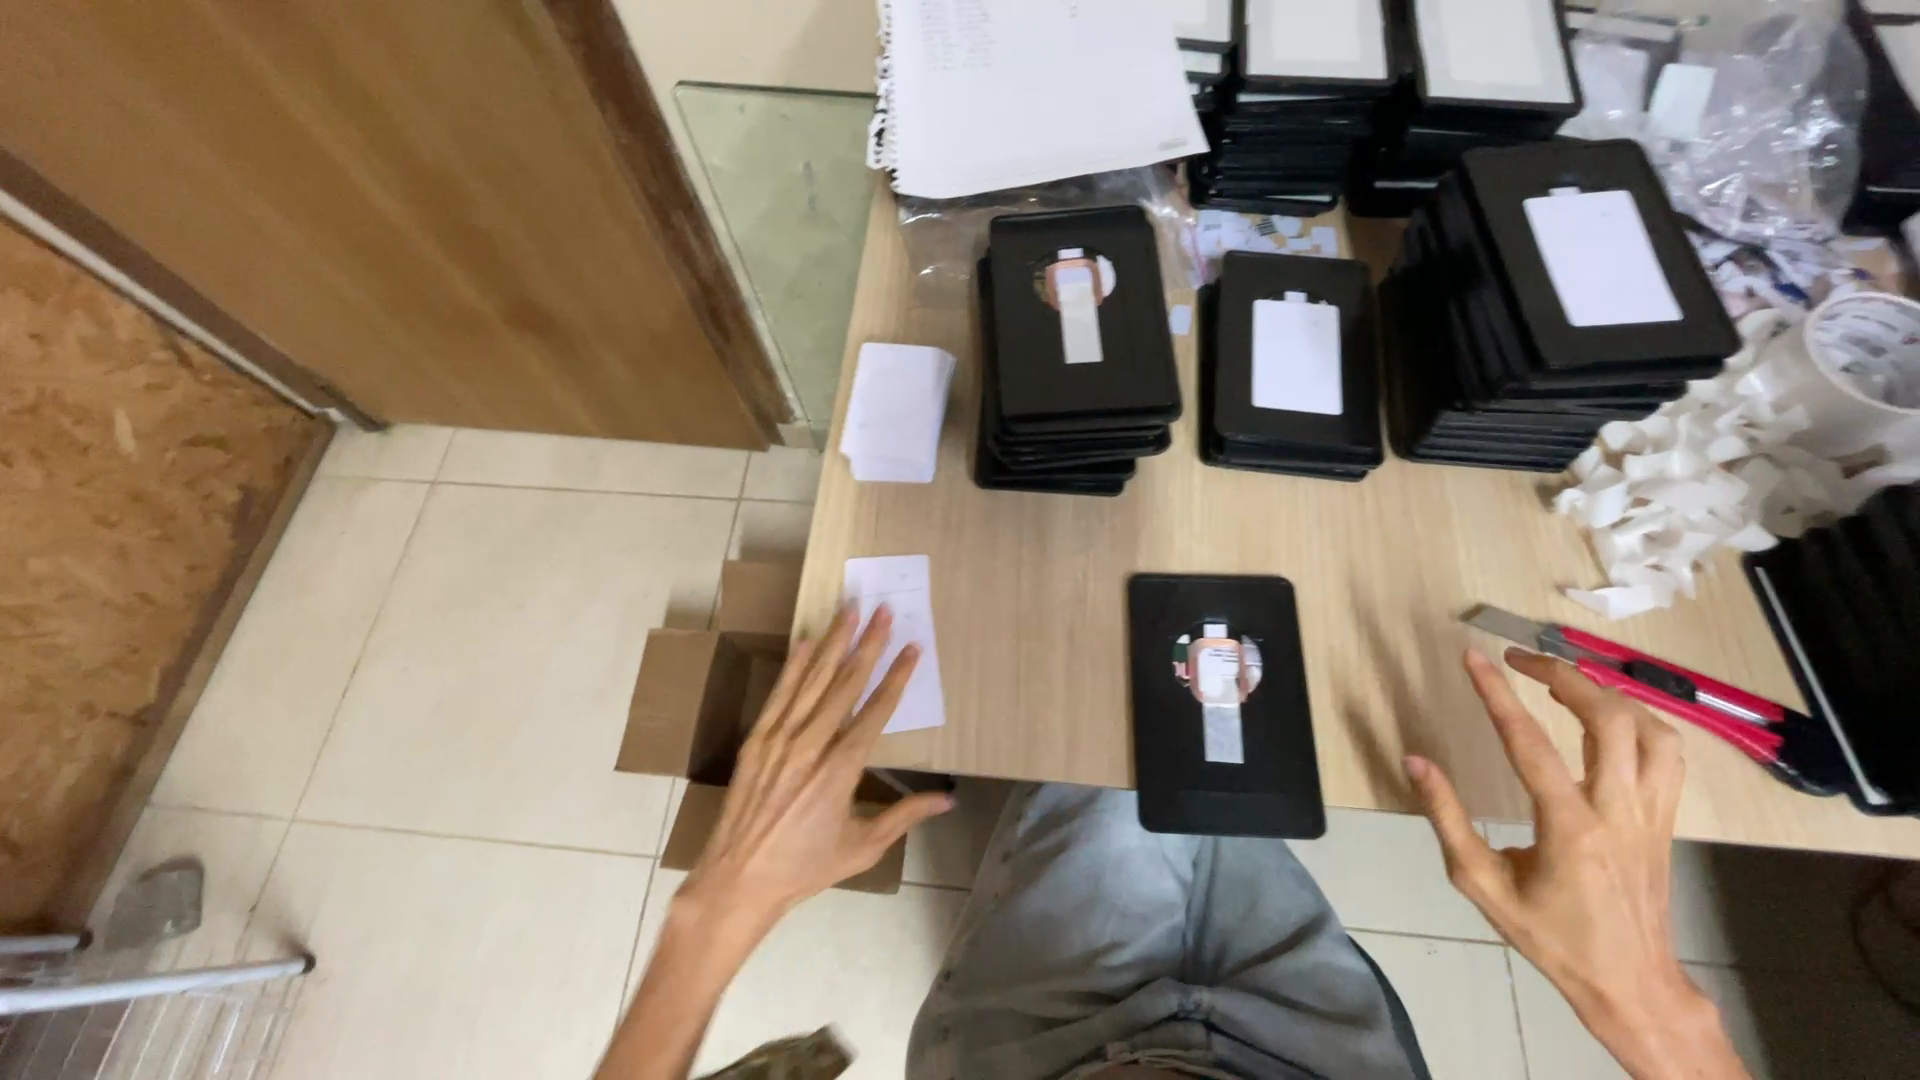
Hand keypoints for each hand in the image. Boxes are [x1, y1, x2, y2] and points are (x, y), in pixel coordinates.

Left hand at [679, 604, 953, 922]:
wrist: (738, 880)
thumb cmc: (806, 867)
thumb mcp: (863, 846)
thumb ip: (905, 816)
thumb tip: (948, 799)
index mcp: (840, 771)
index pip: (875, 712)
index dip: (896, 677)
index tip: (912, 648)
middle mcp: (810, 746)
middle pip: (845, 685)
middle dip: (868, 645)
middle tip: (884, 611)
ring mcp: (779, 740)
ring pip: (812, 681)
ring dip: (833, 644)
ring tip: (849, 611)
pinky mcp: (756, 741)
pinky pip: (778, 696)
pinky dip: (792, 668)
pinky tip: (804, 642)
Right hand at [1406, 648, 1746, 1079]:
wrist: (1631, 984)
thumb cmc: (1549, 935)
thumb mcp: (1480, 883)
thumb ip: (1447, 818)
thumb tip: (1416, 761)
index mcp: (1569, 826)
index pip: (1529, 742)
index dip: (1496, 693)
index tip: (1472, 657)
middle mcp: (1619, 810)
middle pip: (1608, 719)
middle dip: (1562, 675)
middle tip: (1519, 660)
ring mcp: (1652, 813)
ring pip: (1651, 729)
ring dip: (1605, 693)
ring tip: (1564, 681)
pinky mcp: (1667, 819)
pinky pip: (1667, 753)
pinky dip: (1638, 720)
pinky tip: (1607, 718)